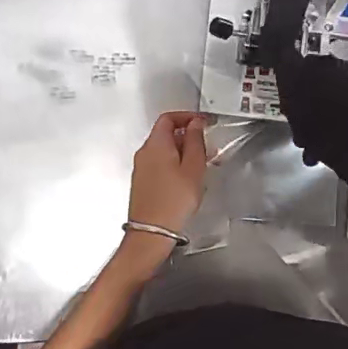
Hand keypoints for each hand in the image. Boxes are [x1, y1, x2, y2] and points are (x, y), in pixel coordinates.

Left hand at [128, 111, 208, 236]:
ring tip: (200, 165)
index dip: (187, 116)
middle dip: (187, 136)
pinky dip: (174, 164)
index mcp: (155, 144)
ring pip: (163, 150)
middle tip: (206, 146)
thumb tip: (195, 124)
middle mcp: (144, 153)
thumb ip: (195, 142)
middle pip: (165, 134)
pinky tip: (187, 178)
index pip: (168, 118)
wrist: (152, 231)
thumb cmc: (173, 202)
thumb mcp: (193, 168)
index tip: (202, 122)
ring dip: (182, 152)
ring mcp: (141, 168)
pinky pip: (159, 164)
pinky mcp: (142, 182)